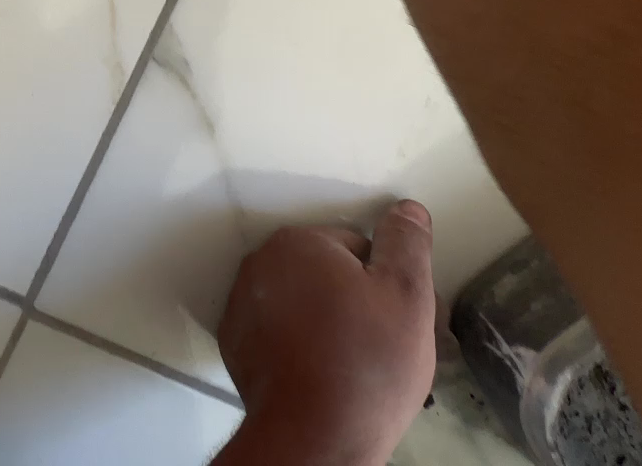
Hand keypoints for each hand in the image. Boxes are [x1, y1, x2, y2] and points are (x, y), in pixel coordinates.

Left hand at [216, 201, 437, 464]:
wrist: (314, 432)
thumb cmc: (367, 361)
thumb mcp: (407, 297)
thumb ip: (406, 245)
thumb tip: (406, 208)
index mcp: (298, 242)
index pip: (356, 248)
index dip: (383, 283)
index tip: (395, 320)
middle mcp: (260, 260)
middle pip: (322, 271)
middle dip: (352, 299)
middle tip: (378, 345)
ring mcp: (241, 299)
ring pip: (298, 300)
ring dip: (323, 320)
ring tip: (351, 363)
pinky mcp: (234, 337)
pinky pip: (275, 328)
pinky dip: (295, 342)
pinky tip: (318, 373)